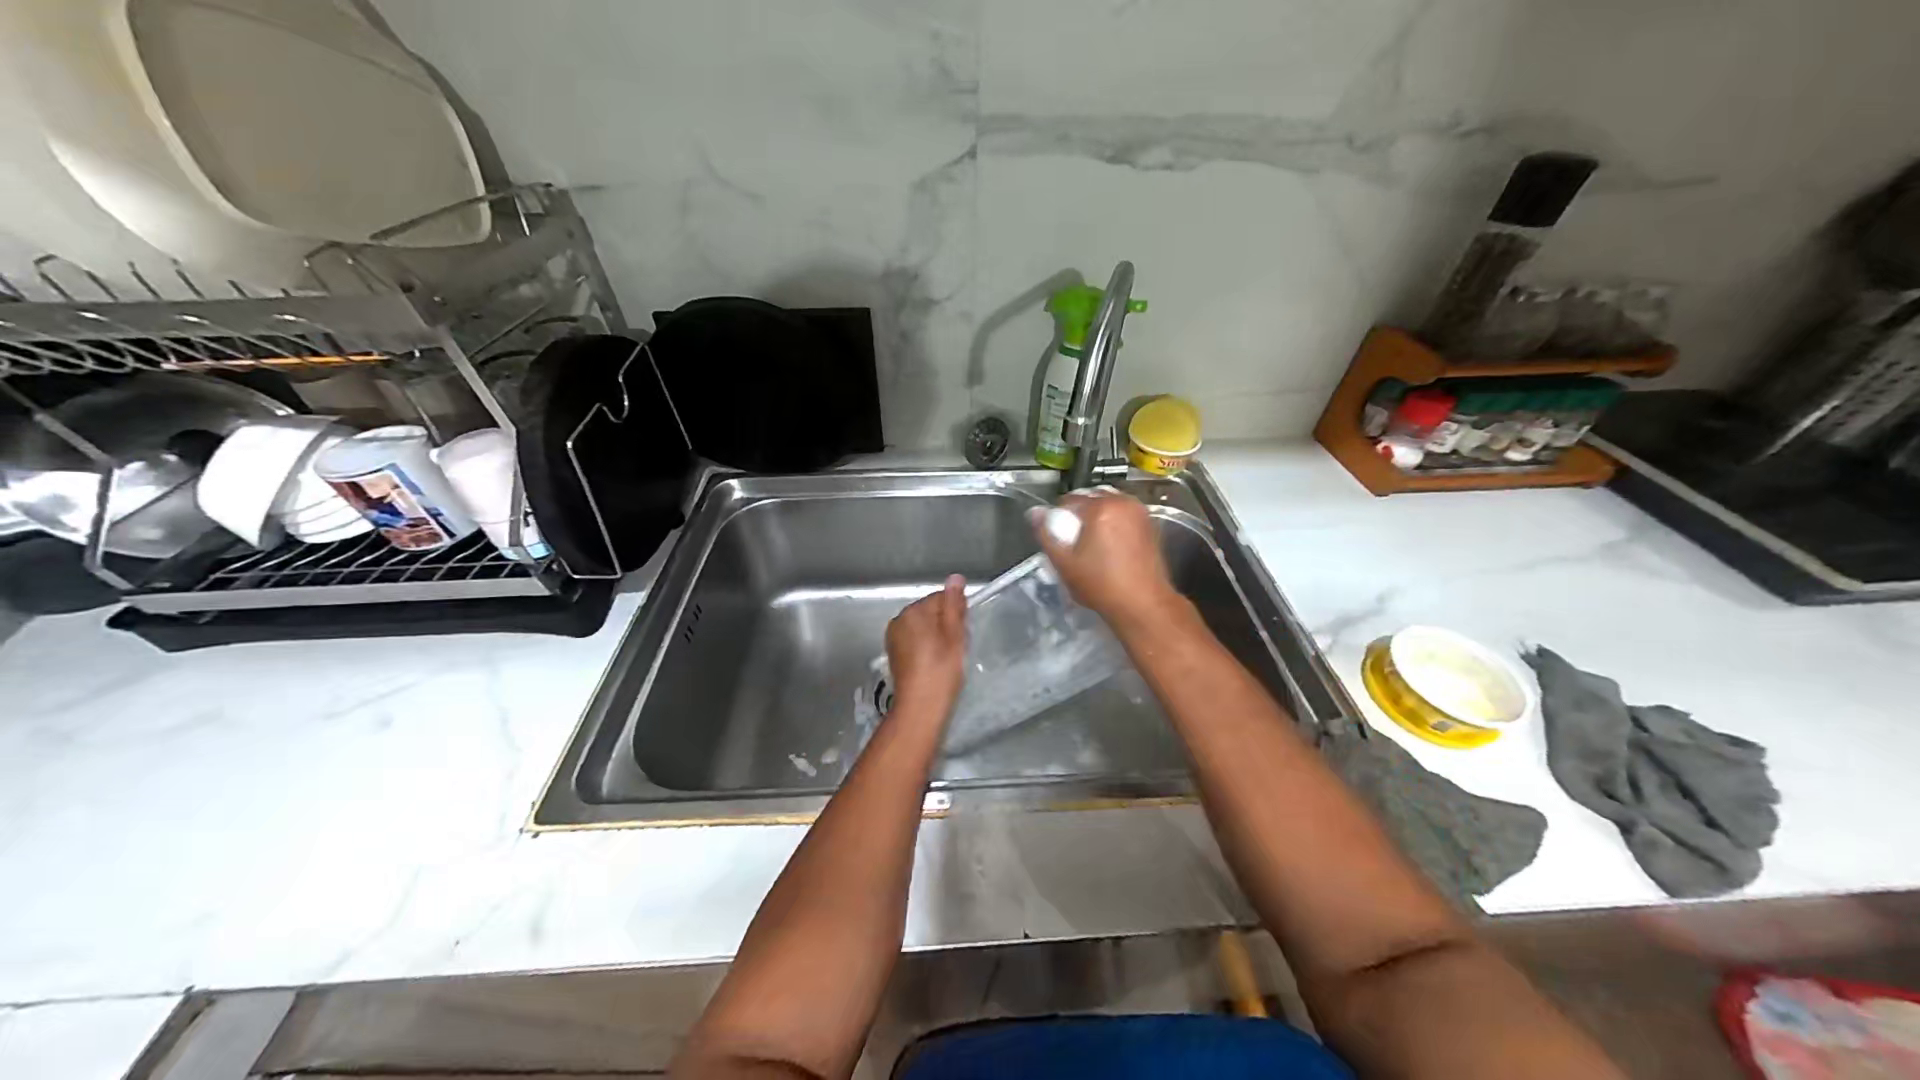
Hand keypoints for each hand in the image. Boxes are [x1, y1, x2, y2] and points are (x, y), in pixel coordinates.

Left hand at [884, 575, 966, 715]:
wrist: (920, 707)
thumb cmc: (941, 669)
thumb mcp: (954, 634)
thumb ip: (953, 604)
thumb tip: (955, 578)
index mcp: (913, 611)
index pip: (941, 598)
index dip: (956, 614)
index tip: (964, 632)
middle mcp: (899, 620)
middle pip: (930, 612)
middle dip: (945, 625)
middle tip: (958, 647)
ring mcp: (894, 638)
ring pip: (923, 628)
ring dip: (936, 637)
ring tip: (947, 658)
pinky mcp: (894, 654)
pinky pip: (915, 642)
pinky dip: (926, 648)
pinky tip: (934, 664)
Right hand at [1032, 490, 1182, 630]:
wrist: (1143, 604)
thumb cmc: (1101, 585)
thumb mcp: (1065, 563)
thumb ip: (1046, 534)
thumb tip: (1035, 512)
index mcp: (1101, 508)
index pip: (1069, 500)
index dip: (1058, 517)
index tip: (1059, 538)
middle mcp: (1123, 502)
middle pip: (1091, 498)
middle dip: (1080, 514)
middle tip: (1075, 541)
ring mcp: (1140, 512)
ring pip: (1109, 504)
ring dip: (1097, 516)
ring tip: (1092, 543)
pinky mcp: (1150, 524)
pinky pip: (1124, 514)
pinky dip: (1114, 522)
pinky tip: (1110, 545)